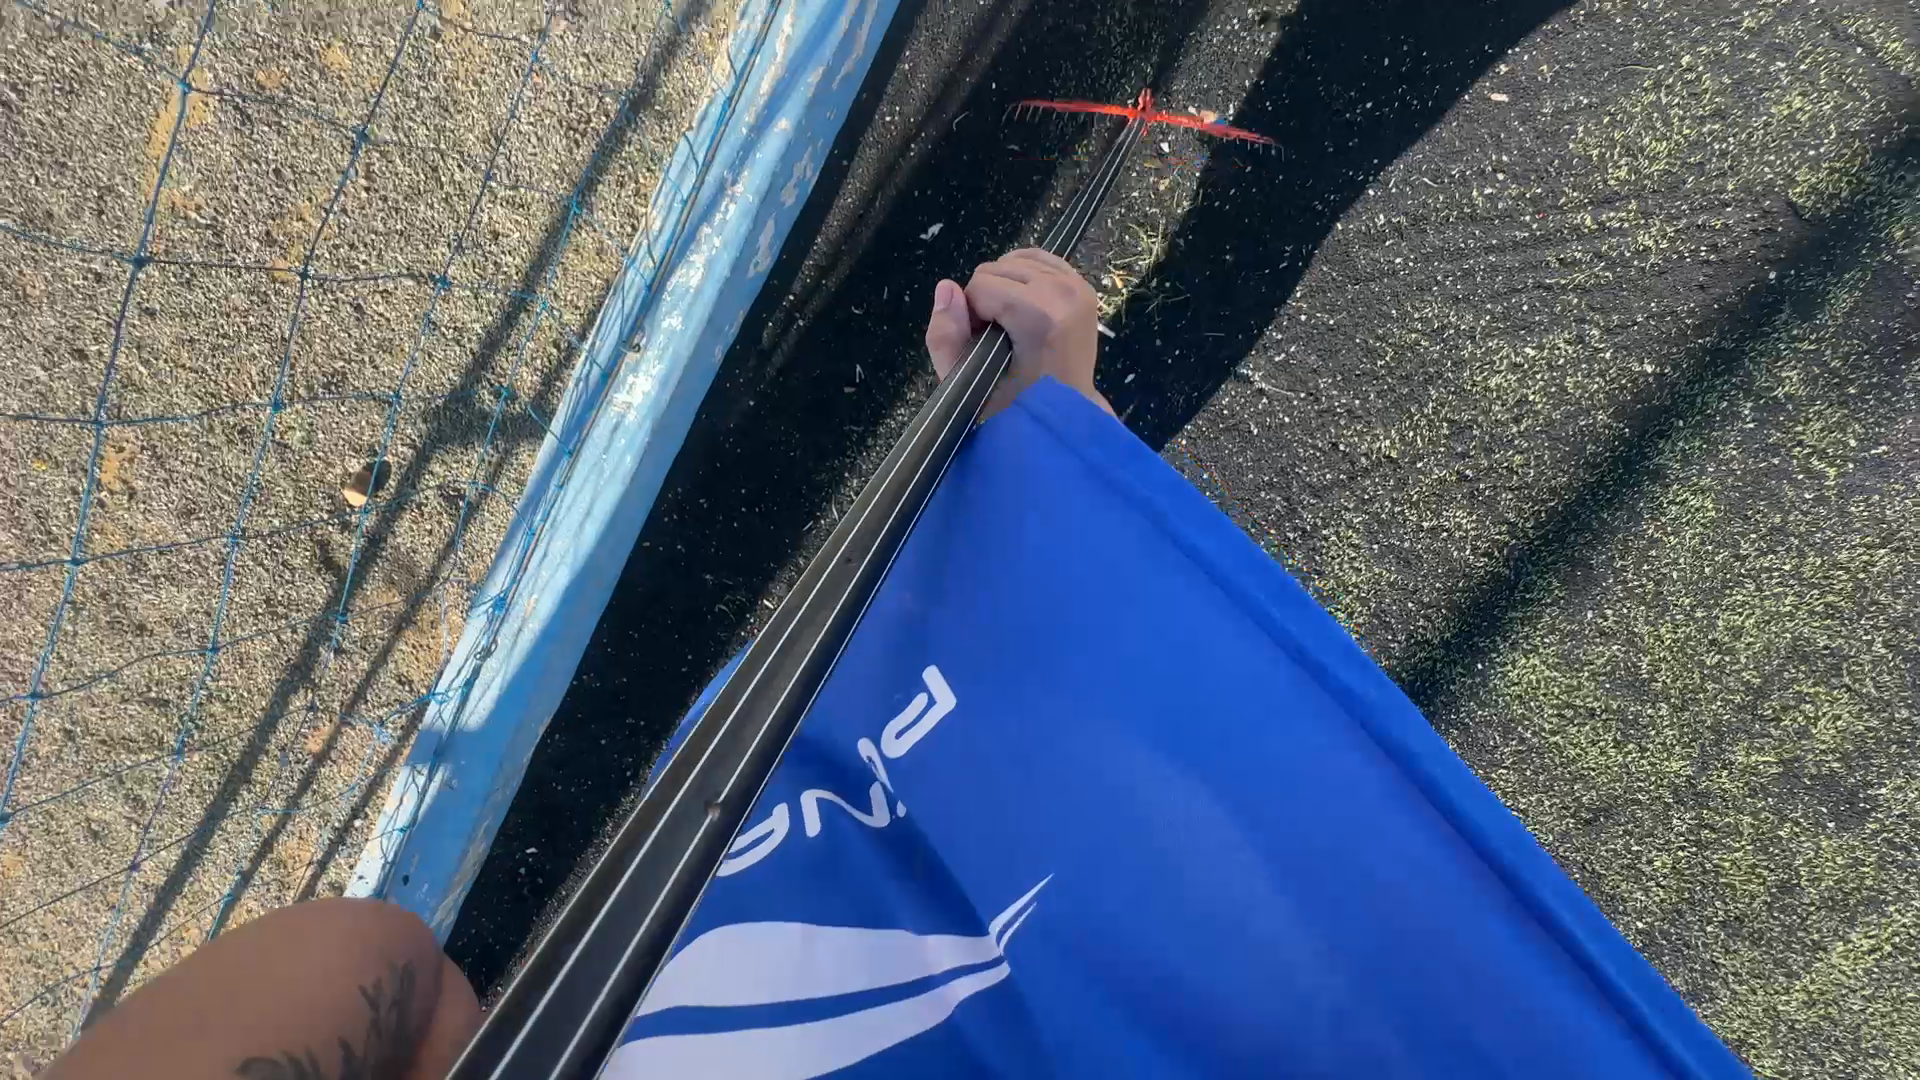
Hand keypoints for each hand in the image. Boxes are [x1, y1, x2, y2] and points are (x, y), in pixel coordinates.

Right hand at [923, 247, 1113, 420]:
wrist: (1065, 414)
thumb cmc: (1015, 407)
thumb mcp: (966, 384)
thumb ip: (945, 339)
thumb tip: (947, 287)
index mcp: (1040, 316)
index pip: (979, 287)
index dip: (970, 319)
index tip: (983, 349)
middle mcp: (1063, 292)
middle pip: (994, 269)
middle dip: (986, 301)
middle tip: (996, 341)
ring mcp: (1077, 286)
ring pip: (1013, 261)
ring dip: (1002, 289)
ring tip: (1009, 327)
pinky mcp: (1082, 286)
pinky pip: (1038, 258)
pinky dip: (1021, 277)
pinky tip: (1020, 306)